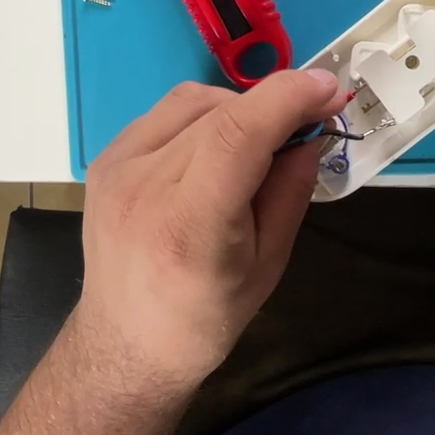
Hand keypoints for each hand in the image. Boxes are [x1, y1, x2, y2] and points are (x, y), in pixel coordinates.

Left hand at [68, 69, 348, 392]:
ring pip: (193, 99)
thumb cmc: (206, 318)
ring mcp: (115, 167)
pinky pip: (167, 112)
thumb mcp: (269, 263)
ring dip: (238, 108)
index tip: (329, 89)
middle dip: (275, 103)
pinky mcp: (105, 158)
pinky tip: (215, 149)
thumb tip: (312, 128)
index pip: (236, 135)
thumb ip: (292, 188)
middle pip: (219, 110)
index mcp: (188, 226)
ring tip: (256, 144)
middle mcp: (142, 187)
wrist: (124, 344)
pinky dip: (204, 117)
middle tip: (309, 119)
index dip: (288, 98)